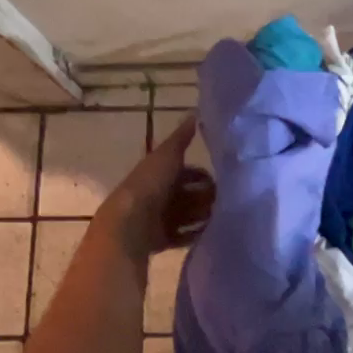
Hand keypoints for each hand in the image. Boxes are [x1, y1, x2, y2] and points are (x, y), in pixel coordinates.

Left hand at [101, 113, 214, 257]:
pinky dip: (195, 234)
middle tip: (224, 201)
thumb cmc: (149, 185)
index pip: (186, 171)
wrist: (129, 224)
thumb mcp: (167, 155)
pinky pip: (183, 236)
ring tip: (220, 217)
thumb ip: (182, 137)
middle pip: (188, 194)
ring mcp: (158, 218)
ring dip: (203, 215)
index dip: (202, 175)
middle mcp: (158, 194)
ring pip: (188, 214)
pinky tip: (210, 233)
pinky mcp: (160, 240)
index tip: (222, 180)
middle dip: (206, 196)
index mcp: (158, 172)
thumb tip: (195, 112)